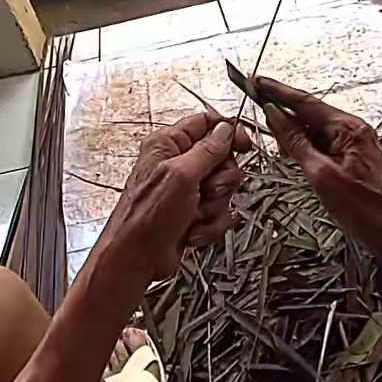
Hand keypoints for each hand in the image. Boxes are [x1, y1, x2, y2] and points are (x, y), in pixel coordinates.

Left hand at [86, 111, 247, 294]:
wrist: (136, 258)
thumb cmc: (146, 216)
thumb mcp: (181, 175)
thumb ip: (208, 150)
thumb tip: (226, 129)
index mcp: (168, 144)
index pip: (206, 123)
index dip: (228, 132)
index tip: (244, 145)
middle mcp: (177, 164)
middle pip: (222, 159)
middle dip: (221, 180)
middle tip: (206, 190)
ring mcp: (186, 190)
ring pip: (224, 189)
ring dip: (214, 206)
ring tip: (194, 214)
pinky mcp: (193, 213)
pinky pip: (219, 213)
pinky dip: (210, 225)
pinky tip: (192, 231)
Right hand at [257, 76, 381, 258]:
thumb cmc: (361, 208)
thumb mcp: (320, 174)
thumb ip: (295, 141)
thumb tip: (274, 115)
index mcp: (348, 128)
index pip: (306, 102)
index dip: (278, 91)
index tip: (256, 81)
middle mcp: (352, 129)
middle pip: (309, 113)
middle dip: (283, 114)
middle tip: (259, 115)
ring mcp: (352, 142)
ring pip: (313, 129)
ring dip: (293, 133)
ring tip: (278, 145)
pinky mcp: (350, 155)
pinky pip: (321, 142)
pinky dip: (304, 146)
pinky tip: (293, 154)